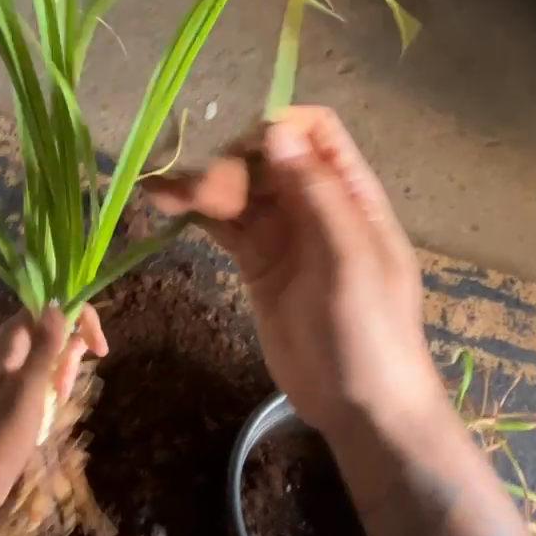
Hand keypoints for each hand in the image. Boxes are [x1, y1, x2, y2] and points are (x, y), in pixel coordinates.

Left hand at [0, 304, 107, 522]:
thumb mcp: (28, 389)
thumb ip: (44, 345)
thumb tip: (57, 302)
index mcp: (10, 340)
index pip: (49, 306)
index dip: (78, 317)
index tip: (98, 348)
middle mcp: (9, 348)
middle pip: (52, 328)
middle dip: (71, 350)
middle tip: (67, 384)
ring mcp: (10, 371)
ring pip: (49, 354)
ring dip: (63, 371)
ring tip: (61, 399)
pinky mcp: (12, 393)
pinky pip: (41, 376)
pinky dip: (53, 387)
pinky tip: (54, 407)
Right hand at [143, 106, 432, 434]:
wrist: (360, 408)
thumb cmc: (371, 332)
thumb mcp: (351, 261)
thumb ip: (316, 194)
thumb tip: (276, 130)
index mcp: (349, 194)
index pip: (315, 132)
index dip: (279, 127)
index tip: (242, 147)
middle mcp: (313, 203)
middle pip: (265, 158)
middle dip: (231, 164)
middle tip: (203, 192)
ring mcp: (282, 232)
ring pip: (238, 189)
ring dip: (202, 184)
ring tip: (163, 192)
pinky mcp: (255, 260)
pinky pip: (223, 223)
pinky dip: (194, 210)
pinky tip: (163, 201)